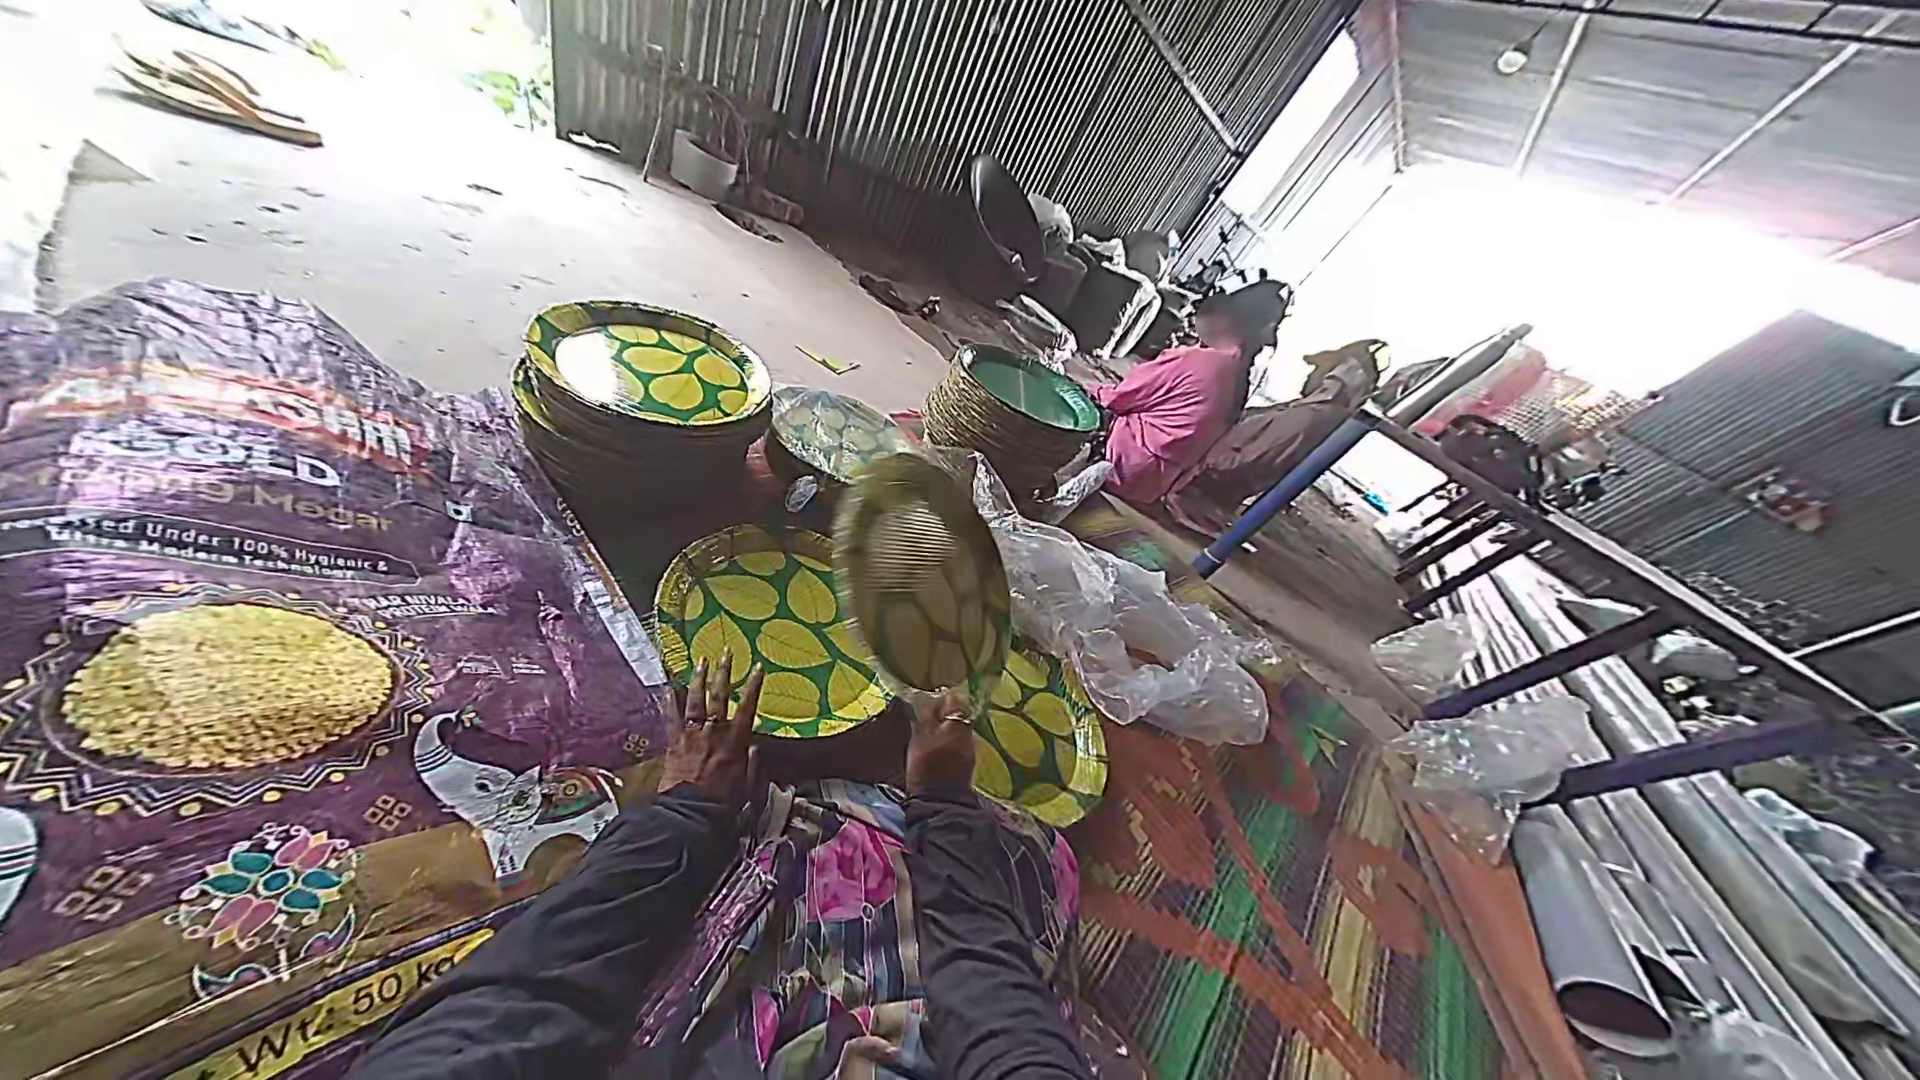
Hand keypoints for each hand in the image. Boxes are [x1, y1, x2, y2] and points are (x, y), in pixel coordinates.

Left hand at [659, 652, 761, 803]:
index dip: (754, 686)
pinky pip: (671, 717)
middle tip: (726, 652)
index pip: (748, 705)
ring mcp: (692, 734)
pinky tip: (668, 687)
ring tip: (701, 661)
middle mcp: (714, 730)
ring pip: (696, 700)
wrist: (687, 814)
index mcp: (736, 739)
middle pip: (720, 695)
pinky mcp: (674, 742)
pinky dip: (669, 701)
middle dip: (724, 672)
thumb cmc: (722, 802)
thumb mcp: (747, 784)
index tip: (759, 667)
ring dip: (699, 678)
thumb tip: (754, 747)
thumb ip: (752, 764)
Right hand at [905, 693, 975, 796]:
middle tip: (928, 719)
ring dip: (948, 729)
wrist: (940, 801)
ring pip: (959, 730)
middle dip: (945, 714)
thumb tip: (923, 700)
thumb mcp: (918, 740)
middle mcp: (968, 733)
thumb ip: (923, 718)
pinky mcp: (968, 763)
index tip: (929, 703)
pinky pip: (960, 744)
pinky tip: (939, 750)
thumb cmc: (926, 767)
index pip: (954, 700)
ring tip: (932, 736)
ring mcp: (970, 749)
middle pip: (959, 715)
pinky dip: (951, 743)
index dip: (941, 699)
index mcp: (957, 724)